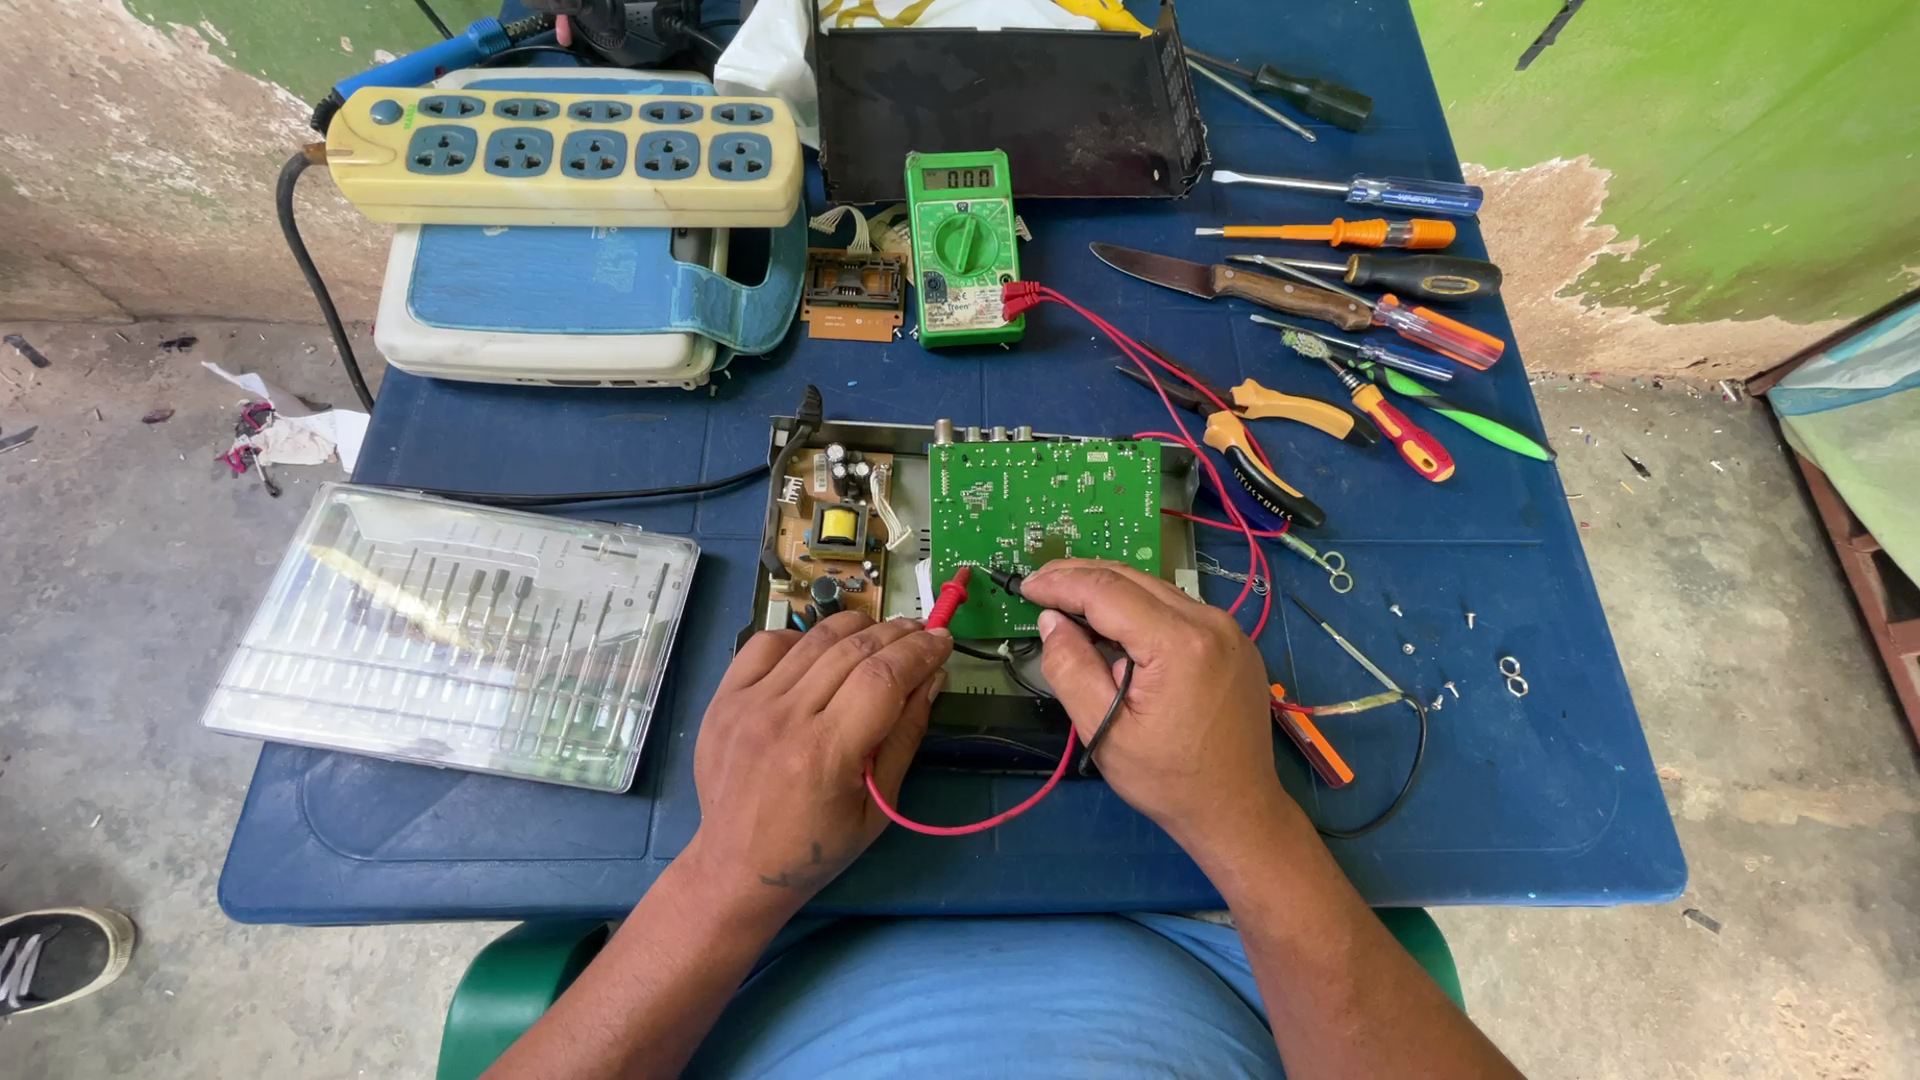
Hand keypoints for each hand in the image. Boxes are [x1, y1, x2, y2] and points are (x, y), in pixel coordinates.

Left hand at [688, 611, 951, 915]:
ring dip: (859, 627)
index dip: (920, 652)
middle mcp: (784, 719)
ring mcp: (748, 703)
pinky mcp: (724, 697)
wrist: (735, 868)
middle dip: (898, 634)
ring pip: (815, 638)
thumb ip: (906, 735)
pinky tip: (823, 650)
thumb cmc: (817, 847)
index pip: (883, 678)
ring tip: (884, 632)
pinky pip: (769, 642)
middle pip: (853, 650)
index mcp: (825, 754)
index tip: (943, 640)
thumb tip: (932, 677)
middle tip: (922, 632)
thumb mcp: (879, 805)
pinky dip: (805, 637)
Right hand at [1019, 559, 1298, 856]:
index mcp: (1179, 643)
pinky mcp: (1232, 640)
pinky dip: (1136, 605)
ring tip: (1065, 598)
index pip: (1107, 592)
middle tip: (1039, 584)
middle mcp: (1210, 622)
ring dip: (1107, 589)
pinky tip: (1111, 622)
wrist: (1238, 811)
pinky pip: (1174, 607)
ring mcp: (1227, 628)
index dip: (1062, 584)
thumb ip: (1071, 669)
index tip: (1027, 587)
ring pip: (1153, 589)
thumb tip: (1052, 621)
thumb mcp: (1105, 731)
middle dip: (1079, 576)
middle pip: (1132, 579)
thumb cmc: (1168, 779)